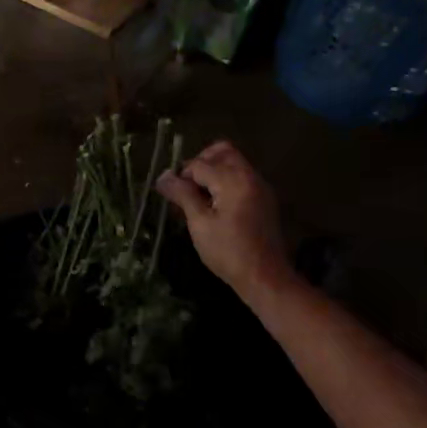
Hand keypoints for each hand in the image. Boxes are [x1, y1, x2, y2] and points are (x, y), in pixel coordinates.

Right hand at [154, 140, 294, 297]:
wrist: (264, 275)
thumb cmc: (227, 251)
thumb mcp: (199, 224)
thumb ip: (183, 195)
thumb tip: (162, 176)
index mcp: (233, 179)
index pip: (199, 164)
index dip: (180, 176)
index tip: (168, 194)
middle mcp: (250, 175)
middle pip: (222, 152)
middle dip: (199, 163)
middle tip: (185, 187)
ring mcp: (260, 186)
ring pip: (233, 163)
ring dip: (212, 172)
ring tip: (197, 199)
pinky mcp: (263, 199)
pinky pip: (241, 178)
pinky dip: (225, 182)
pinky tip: (213, 206)